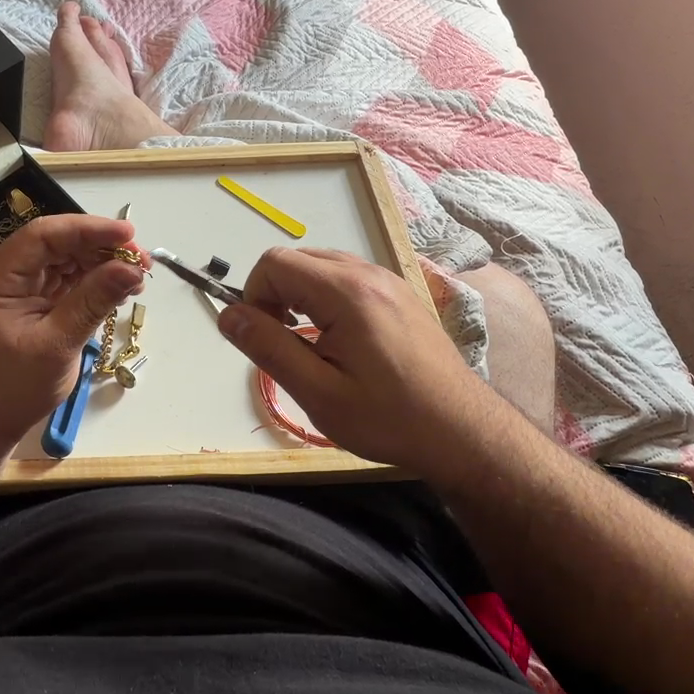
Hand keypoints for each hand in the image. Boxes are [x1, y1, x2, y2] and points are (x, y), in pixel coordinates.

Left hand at [0, 215, 144, 452]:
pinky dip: (93, 282)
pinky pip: (66, 280)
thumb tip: (131, 269)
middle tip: (142, 260)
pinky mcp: (33, 302)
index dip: (87, 229)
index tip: (128, 235)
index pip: (44, 235)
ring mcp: (19, 287)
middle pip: (57, 243)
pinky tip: (119, 289)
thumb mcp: (55, 345)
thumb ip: (92, 302)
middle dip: (100, 246)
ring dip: (101, 263)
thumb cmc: (12, 388)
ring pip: (64, 259)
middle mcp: (6, 274)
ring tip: (137, 277)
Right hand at [215, 247, 493, 473]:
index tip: (263, 337)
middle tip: (283, 343)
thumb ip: (269, 348)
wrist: (465, 434)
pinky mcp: (400, 293)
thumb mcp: (319, 393)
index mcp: (347, 293)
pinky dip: (325, 297)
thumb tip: (228, 315)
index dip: (254, 296)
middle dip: (274, 294)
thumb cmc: (389, 419)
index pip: (274, 263)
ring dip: (299, 295)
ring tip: (309, 344)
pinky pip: (346, 277)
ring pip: (320, 265)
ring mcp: (388, 280)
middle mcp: (368, 274)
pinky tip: (338, 339)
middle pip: (296, 258)